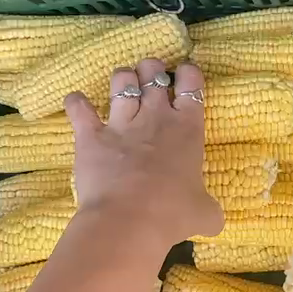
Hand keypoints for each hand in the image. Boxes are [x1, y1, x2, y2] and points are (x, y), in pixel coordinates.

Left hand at [63, 58, 223, 252]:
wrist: (129, 221)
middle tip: (150, 80)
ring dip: (122, 80)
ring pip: (121, 80)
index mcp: (188, 127)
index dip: (188, 74)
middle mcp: (156, 116)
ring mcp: (121, 123)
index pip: (192, 82)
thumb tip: (215, 221)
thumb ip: (210, 210)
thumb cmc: (173, 214)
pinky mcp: (91, 135)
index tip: (184, 76)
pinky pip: (79, 108)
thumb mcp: (205, 214)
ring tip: (122, 88)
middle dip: (151, 70)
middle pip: (153, 72)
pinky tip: (76, 102)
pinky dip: (76, 103)